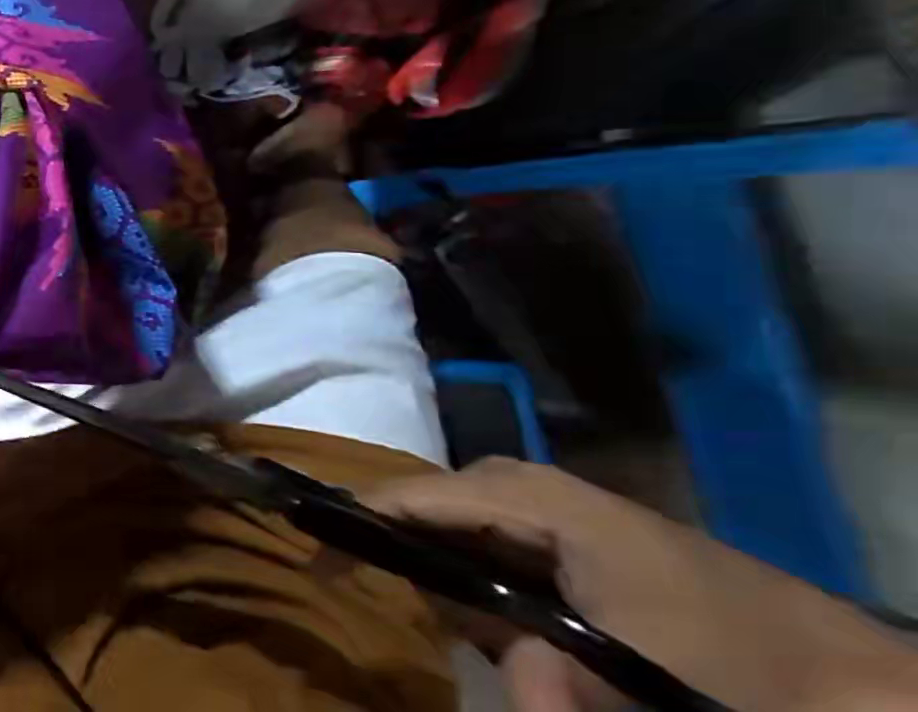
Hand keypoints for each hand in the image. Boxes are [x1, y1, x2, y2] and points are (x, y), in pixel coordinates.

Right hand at [365, 458, 917, 711]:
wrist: (852, 679)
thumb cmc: (729, 663)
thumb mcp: (627, 673)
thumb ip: (538, 666)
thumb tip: (488, 661)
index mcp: (532, 498)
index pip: (417, 496)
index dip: (360, 518)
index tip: (311, 542)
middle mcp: (529, 484)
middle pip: (429, 499)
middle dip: (390, 535)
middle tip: (350, 573)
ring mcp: (551, 502)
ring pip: (456, 515)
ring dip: (427, 551)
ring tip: (399, 584)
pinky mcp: (568, 526)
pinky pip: (488, 532)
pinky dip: (463, 559)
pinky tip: (469, 597)